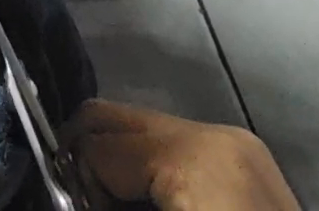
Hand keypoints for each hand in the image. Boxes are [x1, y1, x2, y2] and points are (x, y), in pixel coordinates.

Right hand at [68, 100, 300, 210]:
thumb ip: (100, 203)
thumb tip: (72, 187)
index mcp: (189, 158)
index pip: (94, 141)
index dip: (76, 177)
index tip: (75, 205)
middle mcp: (212, 134)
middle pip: (112, 118)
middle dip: (91, 159)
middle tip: (90, 201)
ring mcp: (236, 145)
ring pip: (142, 130)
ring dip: (122, 166)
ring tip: (127, 207)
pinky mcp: (246, 161)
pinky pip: (176, 148)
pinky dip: (155, 172)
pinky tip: (162, 204)